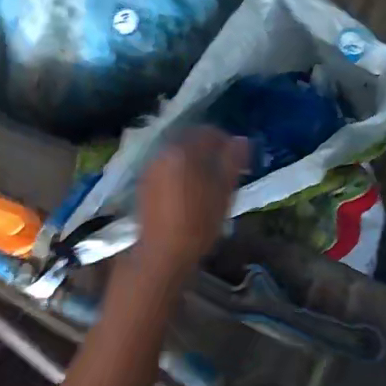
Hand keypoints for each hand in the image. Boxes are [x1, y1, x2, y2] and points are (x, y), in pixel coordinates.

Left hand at [134, 127, 247, 273]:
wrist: (163, 252)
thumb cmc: (199, 223)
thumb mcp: (224, 191)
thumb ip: (233, 161)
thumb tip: (241, 140)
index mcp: (184, 150)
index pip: (209, 132)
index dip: (226, 142)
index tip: (238, 158)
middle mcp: (163, 152)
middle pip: (190, 140)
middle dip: (209, 149)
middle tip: (225, 168)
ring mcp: (150, 167)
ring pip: (177, 153)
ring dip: (193, 159)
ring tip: (208, 180)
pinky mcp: (144, 182)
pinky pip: (166, 166)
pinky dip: (179, 170)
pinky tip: (189, 189)